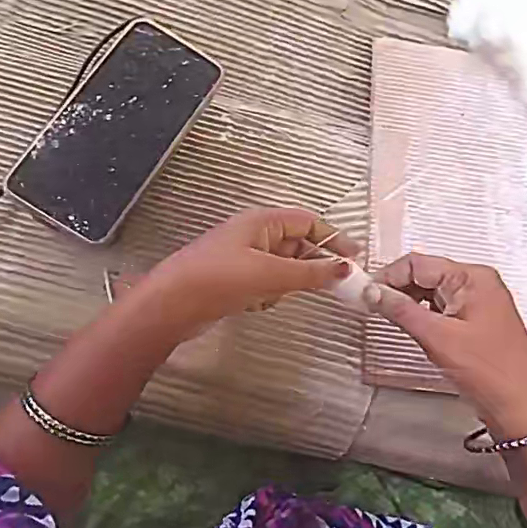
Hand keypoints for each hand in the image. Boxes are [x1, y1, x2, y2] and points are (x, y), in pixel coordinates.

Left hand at [141, 207, 355, 328]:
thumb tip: (342, 268)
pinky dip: (267, 295)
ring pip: (282, 269)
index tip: (353, 258)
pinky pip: (265, 285)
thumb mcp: (270, 273)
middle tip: (330, 285)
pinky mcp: (234, 281)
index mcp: (260, 222)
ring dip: (285, 284)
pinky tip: (255, 303)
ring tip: (272, 293)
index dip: (332, 238)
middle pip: (296, 246)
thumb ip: (310, 272)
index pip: (307, 222)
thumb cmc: (215, 279)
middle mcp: (252, 236)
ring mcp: (242, 259)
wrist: (172, 305)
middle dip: (310, 266)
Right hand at [371, 254, 526, 433]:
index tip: (364, 294)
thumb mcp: (438, 337)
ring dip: (405, 303)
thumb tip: (372, 292)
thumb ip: (401, 310)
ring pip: (428, 292)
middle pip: (422, 274)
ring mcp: (475, 303)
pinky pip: (438, 308)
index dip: (387, 277)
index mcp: (472, 278)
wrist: (522, 408)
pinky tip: (408, 328)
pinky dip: (419, 314)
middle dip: (394, 289)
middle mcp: (476, 284)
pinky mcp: (472, 322)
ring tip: (385, 318)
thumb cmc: (492, 371)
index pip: (416, 263)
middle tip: (370, 307)